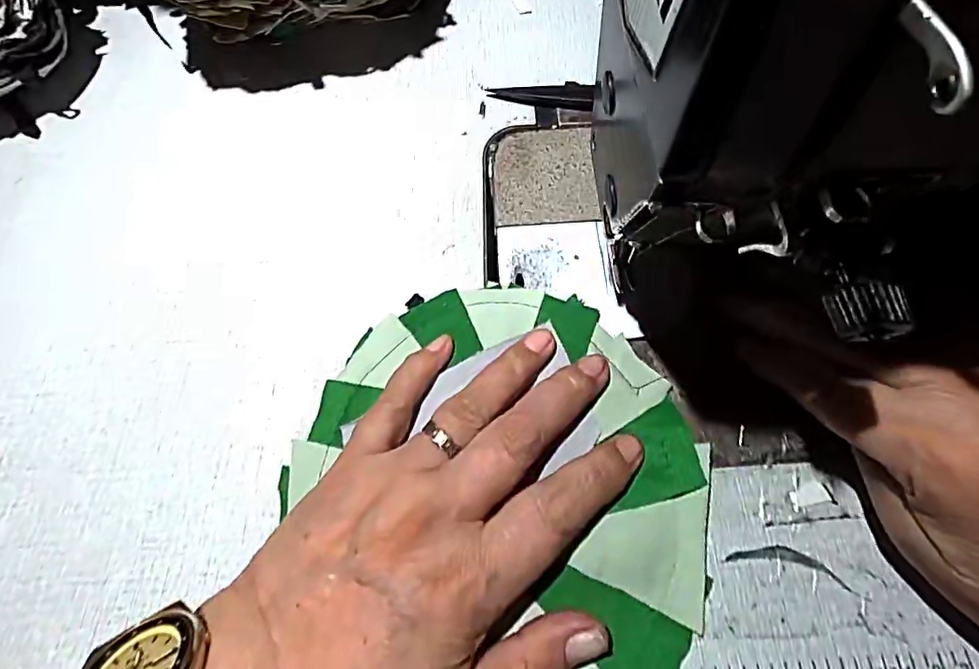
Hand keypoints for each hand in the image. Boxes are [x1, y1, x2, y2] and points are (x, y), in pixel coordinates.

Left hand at [203, 329, 643, 668]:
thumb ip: (527, 660)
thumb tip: (594, 634)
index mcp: (468, 577)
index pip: (556, 509)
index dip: (599, 474)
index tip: (627, 446)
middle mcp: (438, 516)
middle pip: (518, 441)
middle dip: (562, 399)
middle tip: (593, 366)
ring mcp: (394, 482)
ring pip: (464, 412)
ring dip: (508, 372)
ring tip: (541, 340)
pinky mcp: (351, 468)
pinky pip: (388, 409)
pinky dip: (415, 372)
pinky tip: (441, 344)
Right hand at [733, 303, 978, 668]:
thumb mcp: (921, 544)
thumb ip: (870, 459)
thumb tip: (832, 409)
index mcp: (923, 441)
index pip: (821, 381)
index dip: (771, 354)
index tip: (735, 332)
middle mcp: (952, 381)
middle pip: (843, 335)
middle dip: (781, 311)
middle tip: (737, 292)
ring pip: (882, 314)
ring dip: (824, 298)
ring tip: (777, 282)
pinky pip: (930, 312)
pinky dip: (881, 301)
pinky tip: (851, 288)